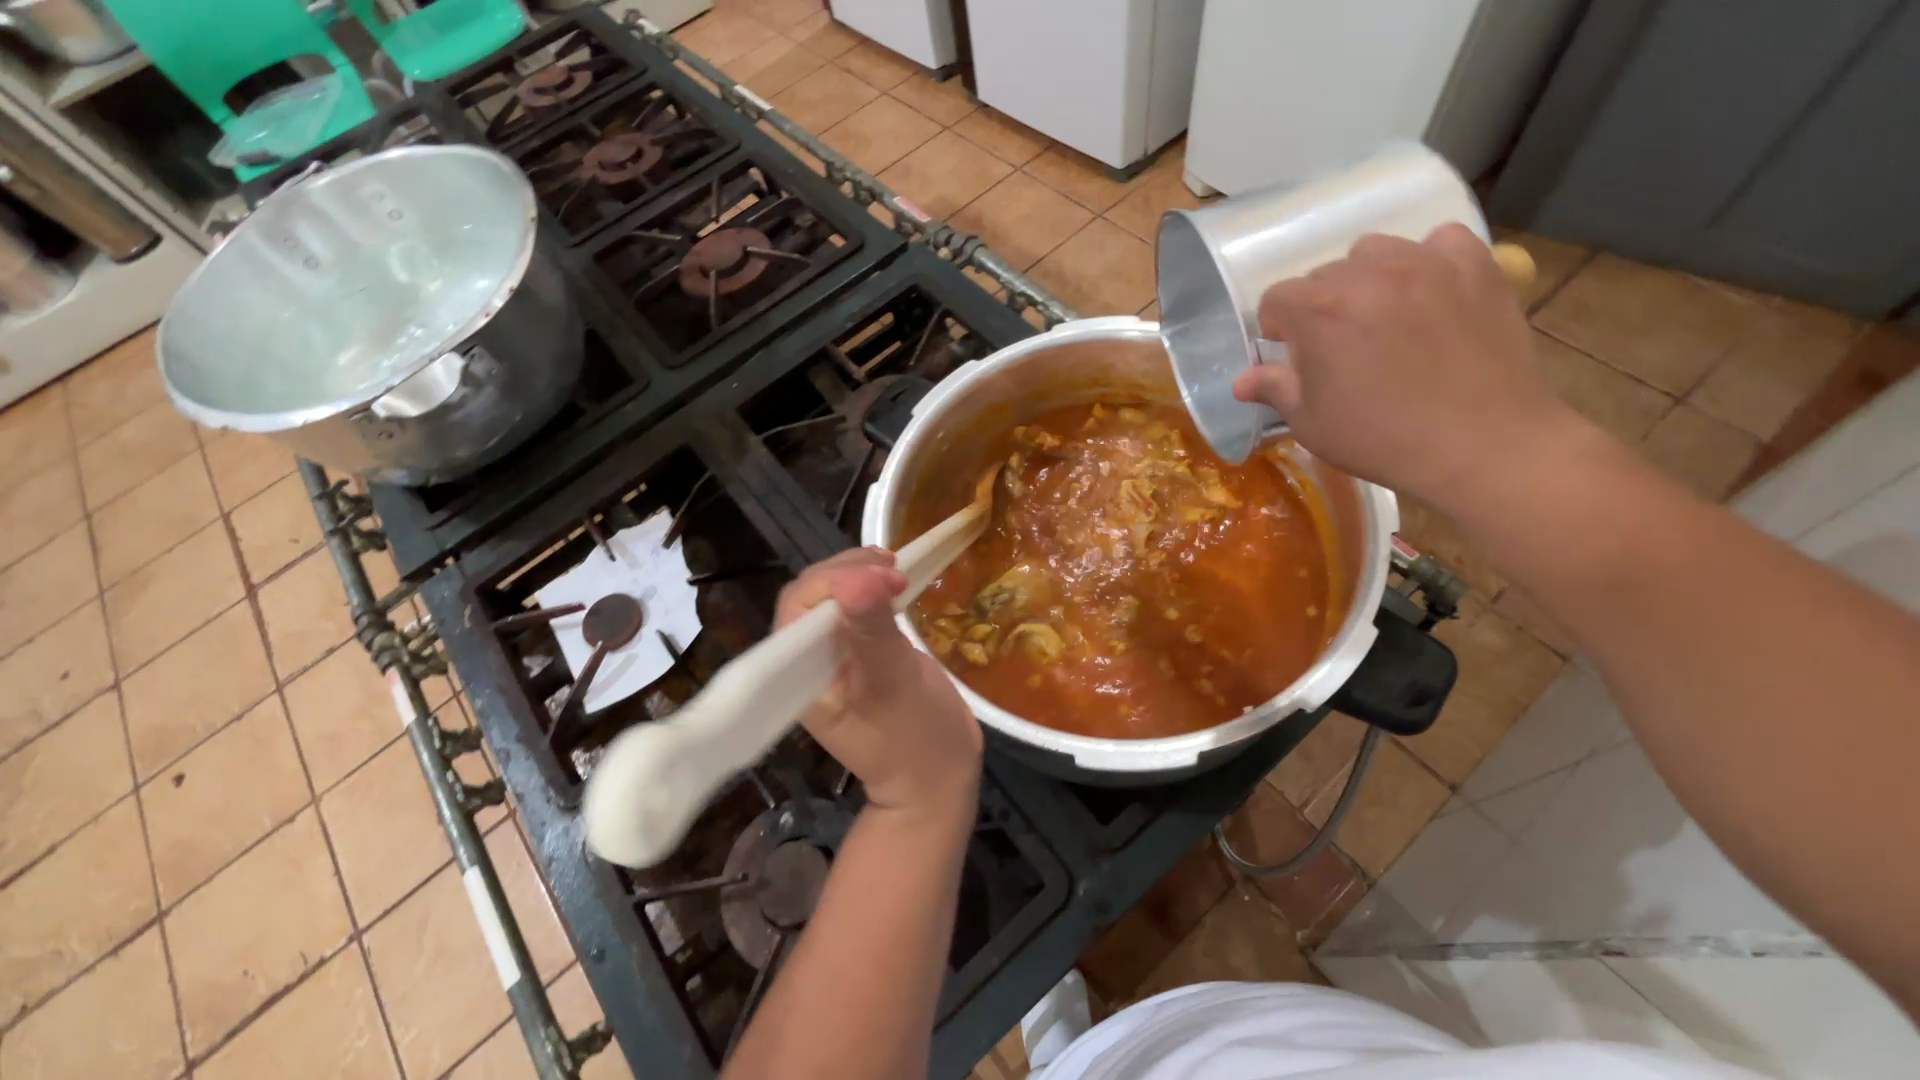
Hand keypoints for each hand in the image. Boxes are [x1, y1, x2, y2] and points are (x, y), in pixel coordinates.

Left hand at [775, 548, 982, 817]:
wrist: (937, 778)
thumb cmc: (914, 741)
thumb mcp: (896, 686)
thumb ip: (873, 633)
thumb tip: (858, 581)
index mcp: (798, 674)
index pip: (798, 607)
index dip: (835, 582)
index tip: (884, 577)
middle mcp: (806, 660)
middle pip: (813, 595)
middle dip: (849, 572)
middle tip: (895, 569)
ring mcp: (832, 654)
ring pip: (833, 595)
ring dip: (861, 574)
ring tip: (896, 571)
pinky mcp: (857, 650)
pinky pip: (854, 608)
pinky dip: (872, 587)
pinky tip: (894, 581)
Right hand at [1232, 225, 1578, 503]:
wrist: (1482, 444)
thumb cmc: (1383, 440)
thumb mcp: (1313, 424)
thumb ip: (1275, 389)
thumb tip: (1241, 381)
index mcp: (1319, 311)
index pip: (1276, 298)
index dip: (1279, 328)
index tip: (1295, 355)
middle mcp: (1367, 274)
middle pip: (1325, 275)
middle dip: (1323, 307)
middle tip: (1343, 347)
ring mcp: (1425, 264)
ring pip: (1377, 252)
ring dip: (1369, 278)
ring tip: (1386, 315)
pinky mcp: (1474, 267)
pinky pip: (1441, 241)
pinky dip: (1431, 260)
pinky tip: (1432, 292)